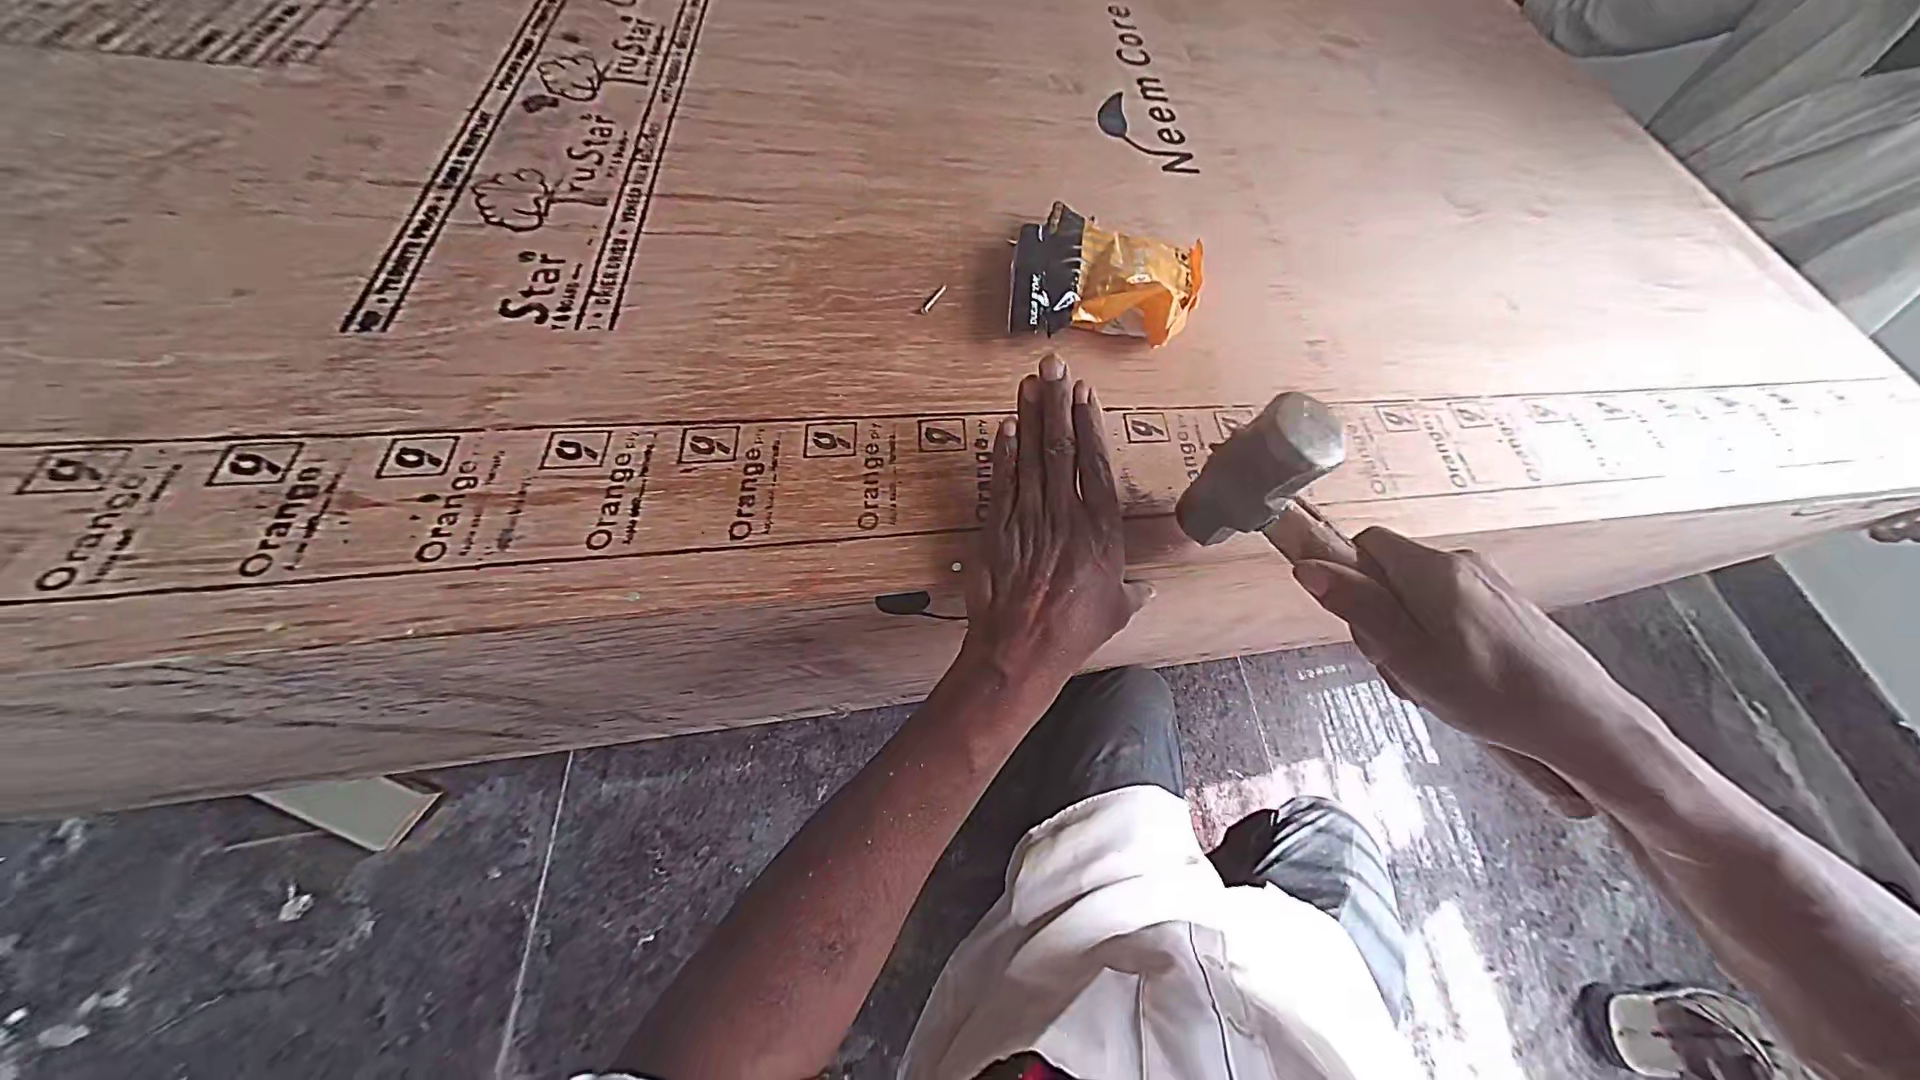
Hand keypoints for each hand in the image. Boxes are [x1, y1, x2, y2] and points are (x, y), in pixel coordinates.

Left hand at [960, 354, 1151, 688]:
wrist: (1022, 649)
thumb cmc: (1073, 632)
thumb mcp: (1117, 611)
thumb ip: (1133, 592)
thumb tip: (1148, 589)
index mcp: (1100, 531)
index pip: (1095, 464)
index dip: (1089, 424)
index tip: (1083, 393)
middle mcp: (1065, 516)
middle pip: (1060, 448)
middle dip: (1056, 403)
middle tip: (1052, 366)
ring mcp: (1029, 520)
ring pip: (1030, 458)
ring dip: (1029, 417)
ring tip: (1029, 382)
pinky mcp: (998, 529)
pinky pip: (1001, 483)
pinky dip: (1002, 454)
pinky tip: (1004, 426)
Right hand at [1293, 529, 1651, 809]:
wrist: (1586, 726)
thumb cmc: (1493, 694)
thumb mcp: (1405, 655)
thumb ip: (1356, 607)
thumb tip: (1308, 568)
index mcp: (1433, 570)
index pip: (1364, 543)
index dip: (1348, 577)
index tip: (1359, 620)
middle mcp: (1461, 564)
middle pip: (1386, 571)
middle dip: (1376, 613)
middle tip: (1395, 659)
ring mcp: (1486, 583)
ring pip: (1412, 593)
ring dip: (1403, 630)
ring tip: (1426, 674)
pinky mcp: (1501, 604)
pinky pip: (1443, 607)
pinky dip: (1433, 636)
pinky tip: (1451, 673)